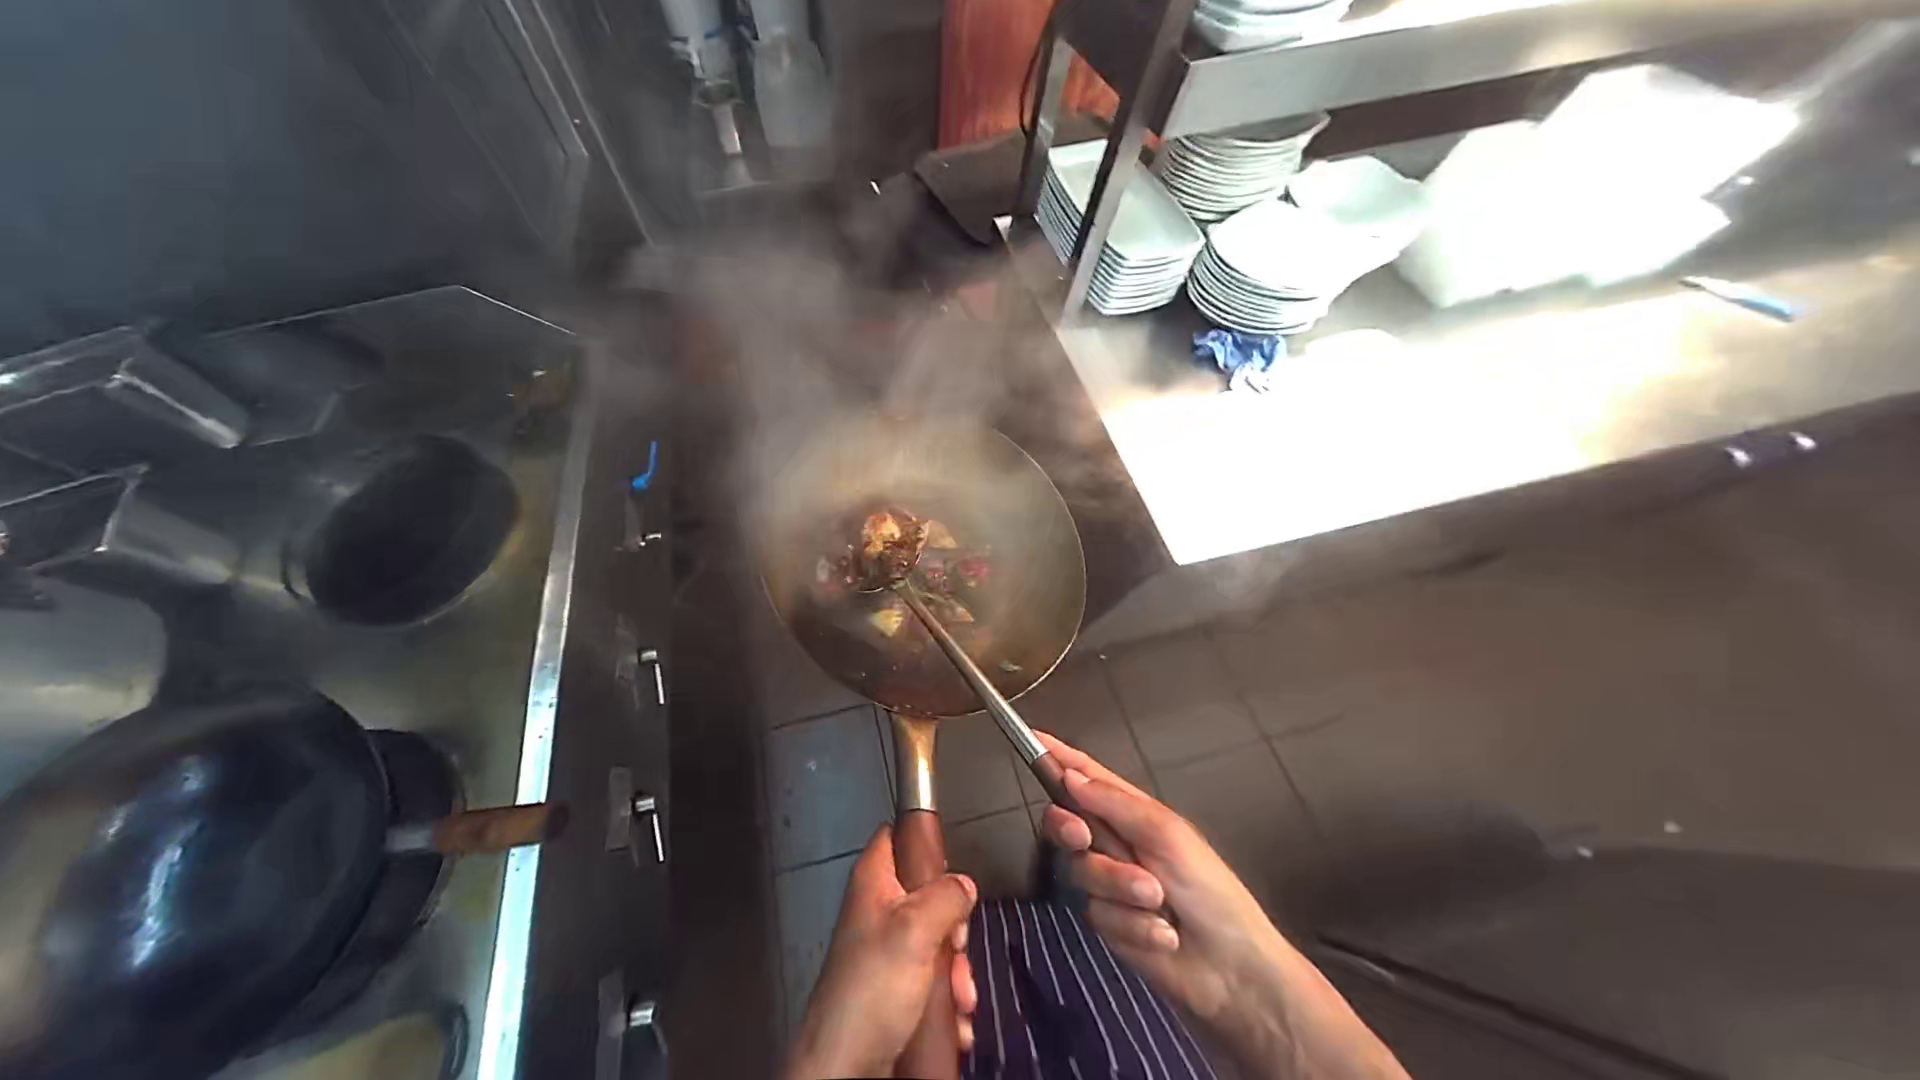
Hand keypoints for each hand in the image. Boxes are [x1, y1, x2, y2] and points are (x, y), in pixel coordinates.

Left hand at [783, 825, 978, 1079]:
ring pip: (937, 941)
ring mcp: (887, 952)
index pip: (896, 835)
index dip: (923, 842)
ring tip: (960, 996)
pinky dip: (948, 998)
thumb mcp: (916, 929)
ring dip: (957, 970)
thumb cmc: (872, 987)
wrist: (846, 1067)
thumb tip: (965, 885)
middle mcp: (879, 911)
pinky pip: (932, 980)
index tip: (950, 864)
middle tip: (958, 942)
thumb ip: (946, 896)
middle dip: (954, 923)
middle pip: (929, 894)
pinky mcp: (895, 990)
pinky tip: (955, 1019)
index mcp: (873, 881)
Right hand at [1037, 732, 1406, 1079]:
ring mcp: (1106, 881)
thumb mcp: (1164, 833)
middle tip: (1085, 837)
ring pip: (1079, 870)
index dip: (1057, 754)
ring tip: (1157, 901)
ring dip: (1119, 886)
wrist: (1229, 969)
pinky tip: (1159, 933)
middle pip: (1063, 820)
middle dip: (1070, 827)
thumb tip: (1067, 775)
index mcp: (1129, 809)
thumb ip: (1112, 803)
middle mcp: (1111, 839)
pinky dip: (1129, 923)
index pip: (1084, 774)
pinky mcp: (1105, 919)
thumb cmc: (1207, 887)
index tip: (1030, 735)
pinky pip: (1094, 911)